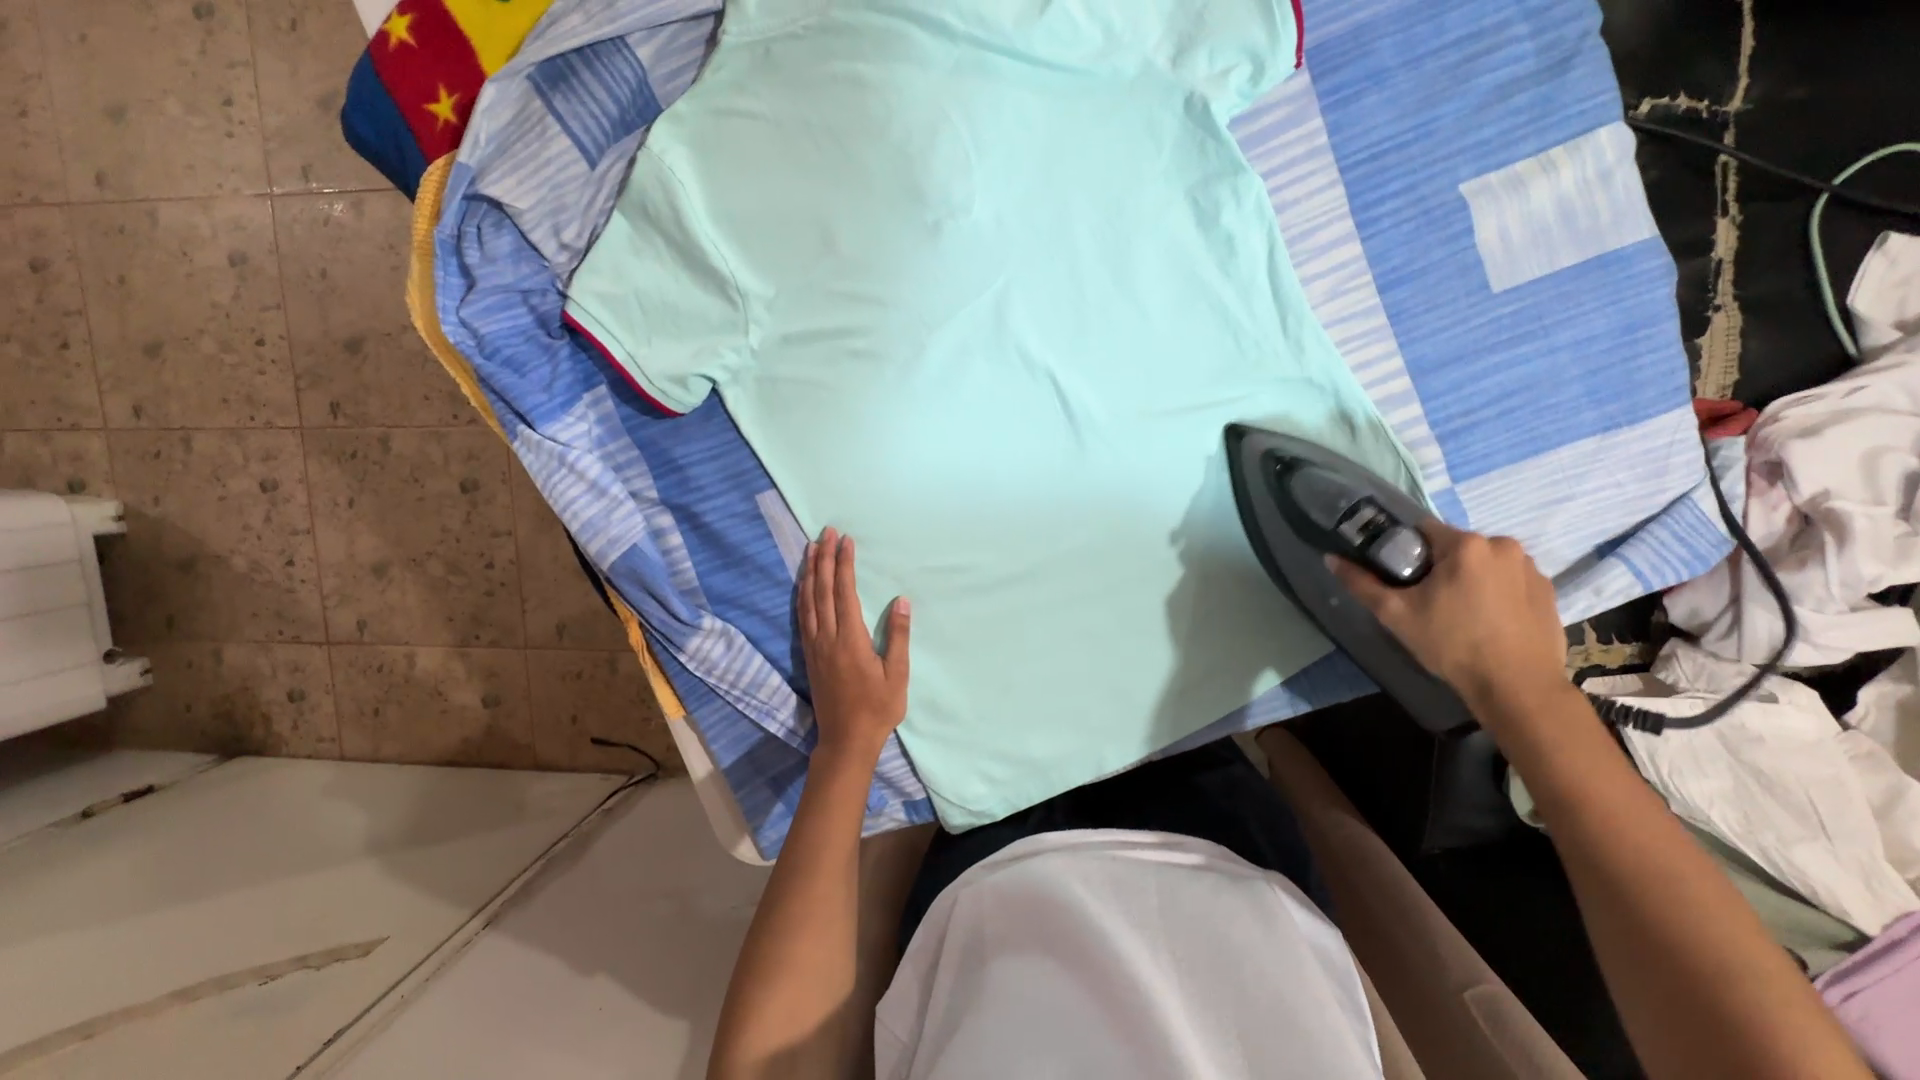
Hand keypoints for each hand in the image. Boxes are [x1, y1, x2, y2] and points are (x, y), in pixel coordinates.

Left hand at [798, 527, 910, 761]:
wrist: (846, 740)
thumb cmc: (878, 709)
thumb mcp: (897, 675)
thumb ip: (897, 636)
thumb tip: (900, 601)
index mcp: (851, 639)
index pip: (845, 592)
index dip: (844, 564)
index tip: (846, 540)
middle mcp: (828, 638)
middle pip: (822, 590)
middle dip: (824, 558)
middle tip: (826, 532)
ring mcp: (815, 646)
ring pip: (808, 600)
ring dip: (810, 572)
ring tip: (812, 548)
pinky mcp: (809, 655)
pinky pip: (803, 616)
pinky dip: (802, 595)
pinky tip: (803, 584)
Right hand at [1327, 522, 1567, 716]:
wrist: (1516, 687)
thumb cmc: (1452, 645)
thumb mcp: (1396, 615)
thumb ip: (1362, 584)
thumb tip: (1331, 559)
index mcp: (1466, 544)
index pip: (1423, 531)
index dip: (1407, 553)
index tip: (1405, 581)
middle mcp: (1503, 545)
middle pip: (1456, 547)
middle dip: (1441, 568)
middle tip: (1431, 604)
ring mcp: (1531, 567)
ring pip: (1485, 563)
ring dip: (1471, 579)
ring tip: (1464, 616)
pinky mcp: (1549, 590)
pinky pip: (1511, 581)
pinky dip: (1497, 593)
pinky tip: (1490, 623)